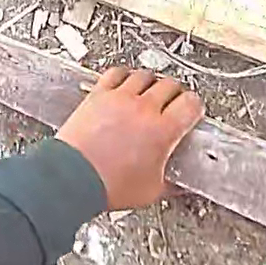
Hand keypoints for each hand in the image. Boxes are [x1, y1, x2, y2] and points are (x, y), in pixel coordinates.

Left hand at [57, 68, 203, 209]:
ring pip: (145, 75)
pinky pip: (117, 73)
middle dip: (175, 93)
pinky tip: (125, 82)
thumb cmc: (107, 186)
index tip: (192, 109)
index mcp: (162, 131)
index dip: (195, 106)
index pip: (191, 104)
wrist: (71, 178)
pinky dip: (125, 75)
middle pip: (169, 85)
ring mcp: (120, 98)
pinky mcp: (100, 95)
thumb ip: (169, 183)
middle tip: (172, 101)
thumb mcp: (150, 191)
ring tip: (149, 91)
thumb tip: (177, 184)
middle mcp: (144, 109)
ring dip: (151, 82)